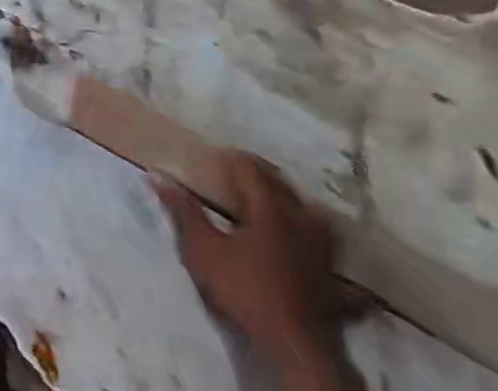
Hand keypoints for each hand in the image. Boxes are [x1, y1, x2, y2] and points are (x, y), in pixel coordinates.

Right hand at [155, 153, 354, 390]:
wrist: (292, 345)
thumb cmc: (242, 288)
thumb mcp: (202, 248)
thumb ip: (184, 210)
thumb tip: (158, 174)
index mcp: (270, 211)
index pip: (252, 172)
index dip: (235, 159)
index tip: (218, 152)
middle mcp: (302, 225)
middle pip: (285, 190)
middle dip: (264, 175)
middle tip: (244, 169)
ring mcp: (324, 257)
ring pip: (319, 221)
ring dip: (302, 208)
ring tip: (287, 205)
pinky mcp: (336, 288)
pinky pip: (340, 268)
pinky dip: (333, 263)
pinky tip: (330, 267)